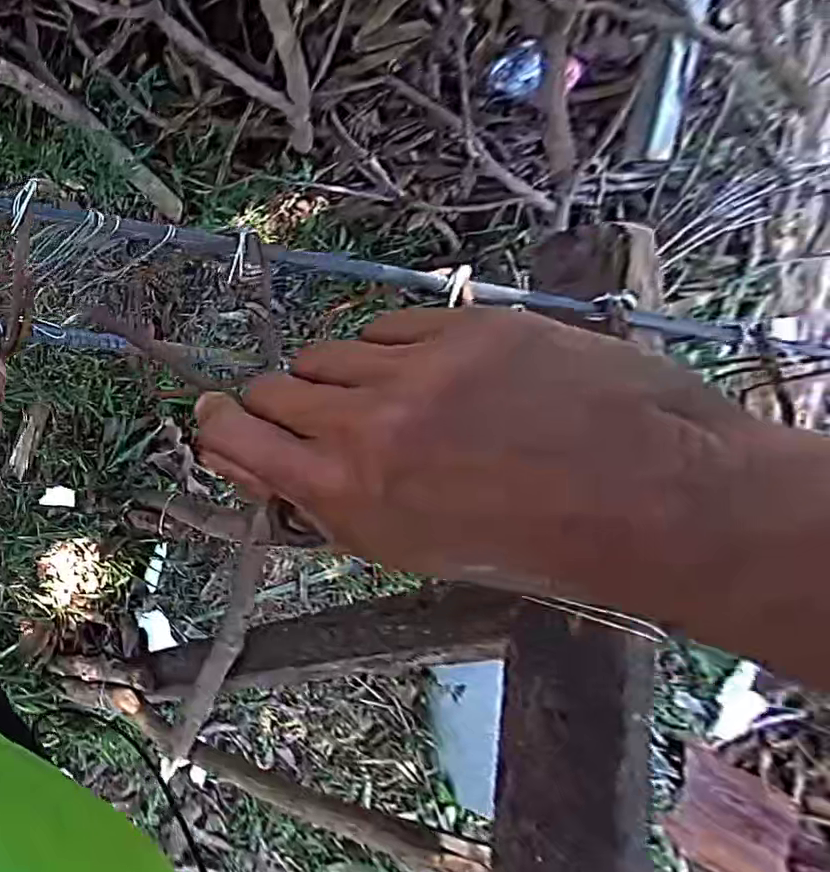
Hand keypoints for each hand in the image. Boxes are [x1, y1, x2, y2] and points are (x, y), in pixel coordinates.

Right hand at [193, 306, 773, 607]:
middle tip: (319, 421)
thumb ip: (299, 496)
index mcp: (339, 486)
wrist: (655, 502)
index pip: (230, 433)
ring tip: (386, 399)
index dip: (216, 423)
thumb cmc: (506, 537)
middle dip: (280, 406)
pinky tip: (429, 377)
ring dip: (336, 378)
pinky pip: (382, 328)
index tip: (218, 416)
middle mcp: (365, 424)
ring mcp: (417, 370)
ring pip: (320, 354)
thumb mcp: (383, 544)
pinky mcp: (467, 329)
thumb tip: (236, 456)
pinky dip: (390, 352)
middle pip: (266, 387)